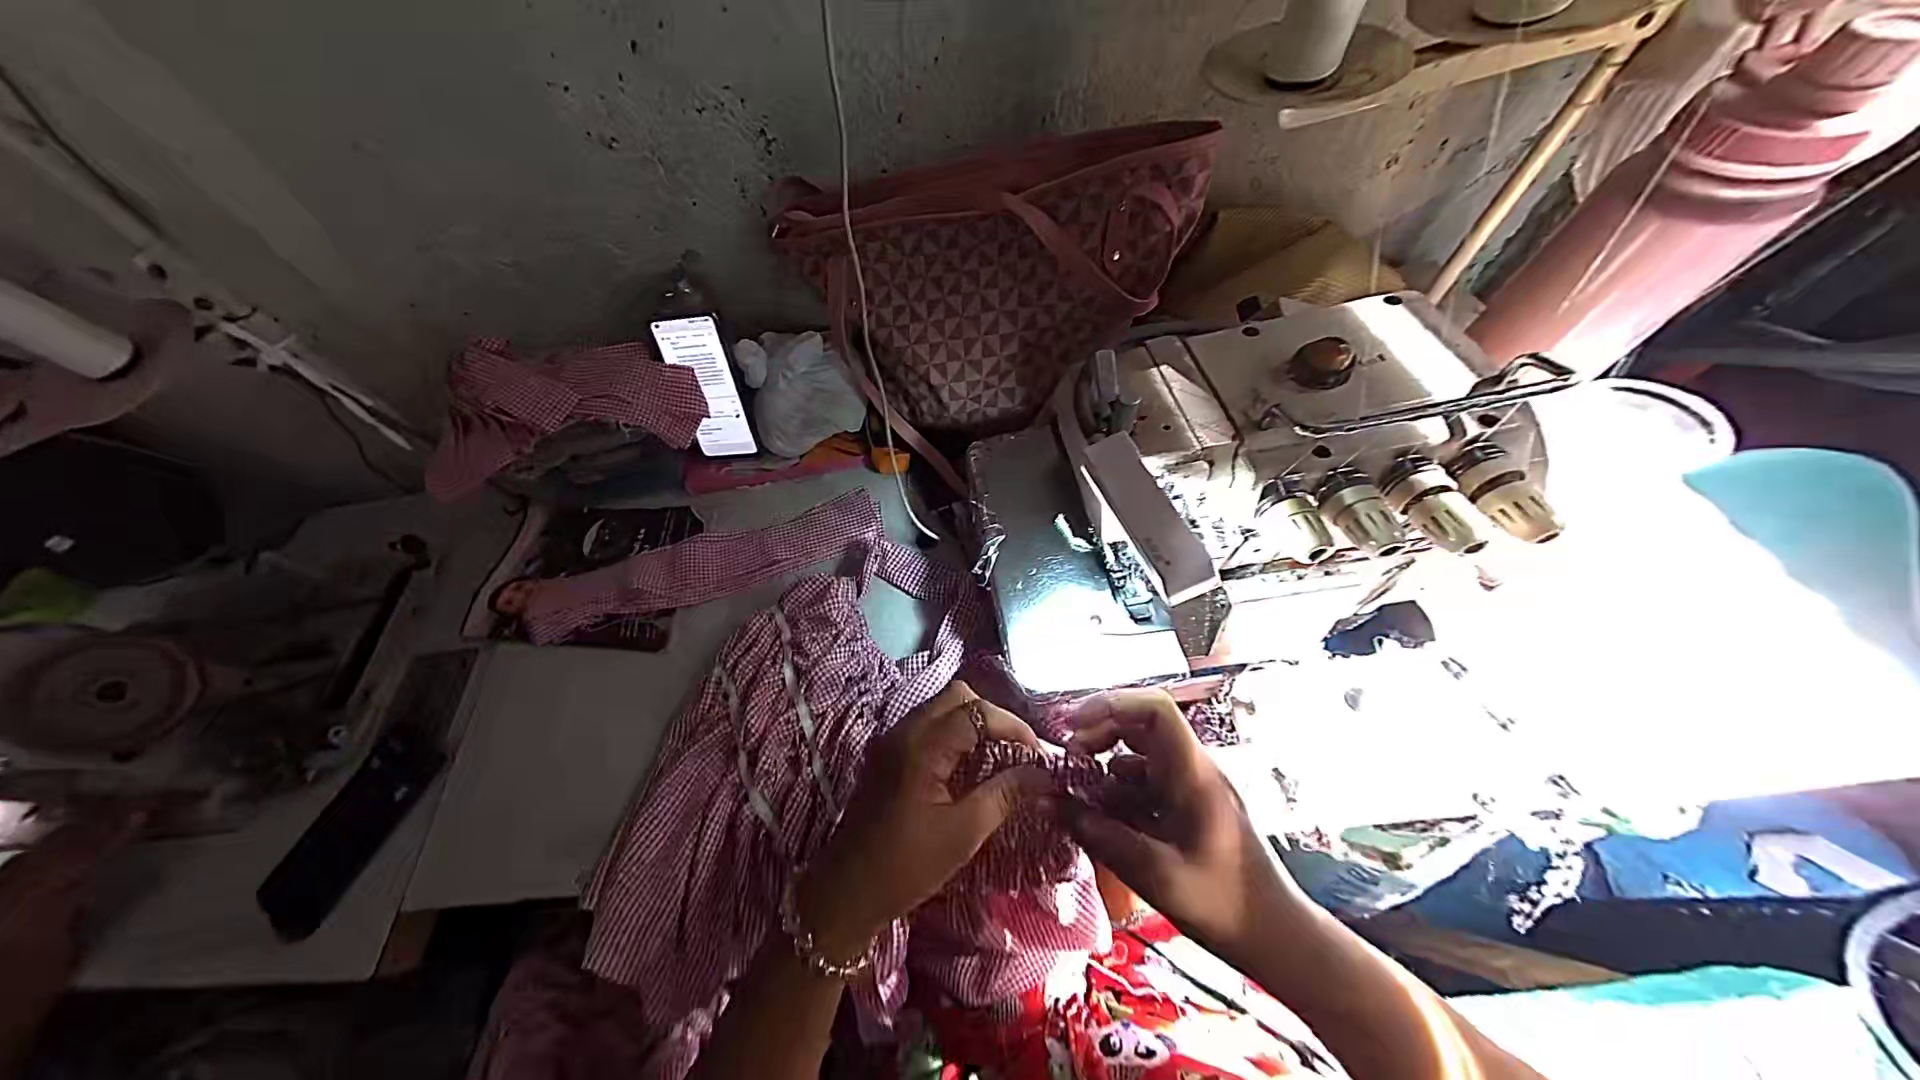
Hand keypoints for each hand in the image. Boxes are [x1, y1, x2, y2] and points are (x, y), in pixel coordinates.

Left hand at [796, 681, 1047, 961]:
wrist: (846, 891)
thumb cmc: (906, 865)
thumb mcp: (963, 833)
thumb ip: (1004, 795)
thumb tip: (1043, 775)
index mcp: (921, 746)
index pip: (977, 712)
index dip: (1013, 726)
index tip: (1038, 754)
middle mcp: (904, 731)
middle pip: (957, 697)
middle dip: (994, 717)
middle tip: (1019, 750)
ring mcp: (892, 740)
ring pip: (942, 708)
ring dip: (975, 723)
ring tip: (1001, 756)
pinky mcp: (888, 753)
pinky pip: (928, 725)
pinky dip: (955, 734)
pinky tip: (971, 765)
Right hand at [1053, 689, 1308, 962]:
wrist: (1272, 933)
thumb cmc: (1222, 903)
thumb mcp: (1156, 875)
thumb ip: (1101, 837)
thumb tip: (1048, 803)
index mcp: (1193, 773)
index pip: (1155, 709)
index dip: (1110, 705)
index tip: (1072, 726)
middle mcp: (1191, 768)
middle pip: (1139, 723)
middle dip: (1096, 735)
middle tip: (1067, 762)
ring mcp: (1187, 784)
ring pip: (1135, 754)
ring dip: (1101, 768)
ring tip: (1075, 797)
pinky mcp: (1182, 803)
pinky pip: (1141, 781)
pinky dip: (1114, 792)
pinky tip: (1098, 820)